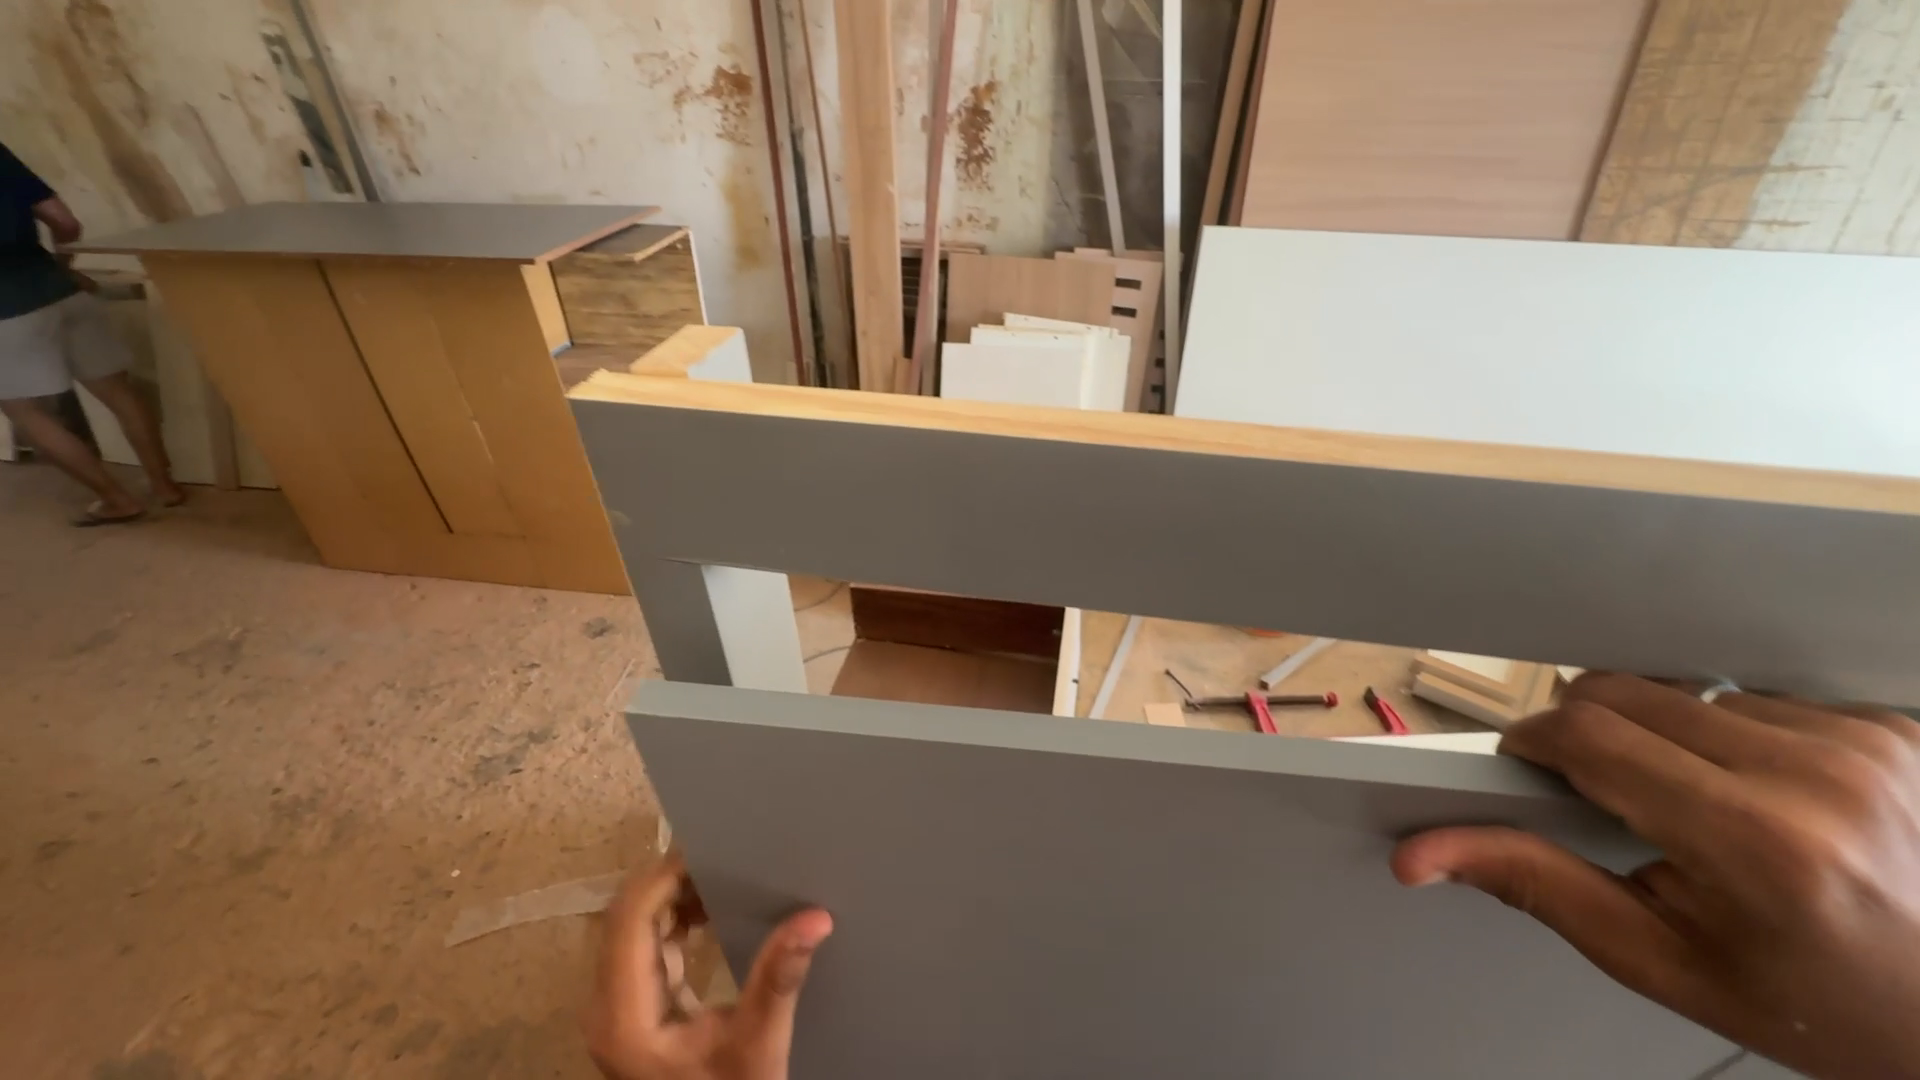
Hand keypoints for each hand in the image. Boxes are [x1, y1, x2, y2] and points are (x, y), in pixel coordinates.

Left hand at [584, 855, 833, 1079]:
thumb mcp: (756, 1045)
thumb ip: (778, 979)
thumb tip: (816, 918)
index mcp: (623, 1012)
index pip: (629, 917)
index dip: (665, 876)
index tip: (714, 850)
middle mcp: (607, 1004)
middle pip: (626, 915)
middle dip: (672, 880)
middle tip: (724, 857)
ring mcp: (617, 1006)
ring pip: (633, 925)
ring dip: (675, 896)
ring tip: (724, 877)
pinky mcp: (635, 1007)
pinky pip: (646, 944)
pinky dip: (677, 920)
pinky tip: (713, 910)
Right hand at [1394, 674, 1919, 1079]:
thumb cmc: (1819, 1006)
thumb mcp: (1660, 960)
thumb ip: (1534, 885)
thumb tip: (1418, 853)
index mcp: (1755, 842)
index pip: (1584, 732)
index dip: (1531, 741)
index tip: (1522, 768)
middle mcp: (1815, 774)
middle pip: (1621, 693)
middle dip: (1584, 733)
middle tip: (1603, 796)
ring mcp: (1867, 743)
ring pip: (1676, 692)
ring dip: (1655, 735)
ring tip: (1691, 802)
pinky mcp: (1894, 728)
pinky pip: (1748, 698)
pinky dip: (1723, 734)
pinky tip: (1756, 792)